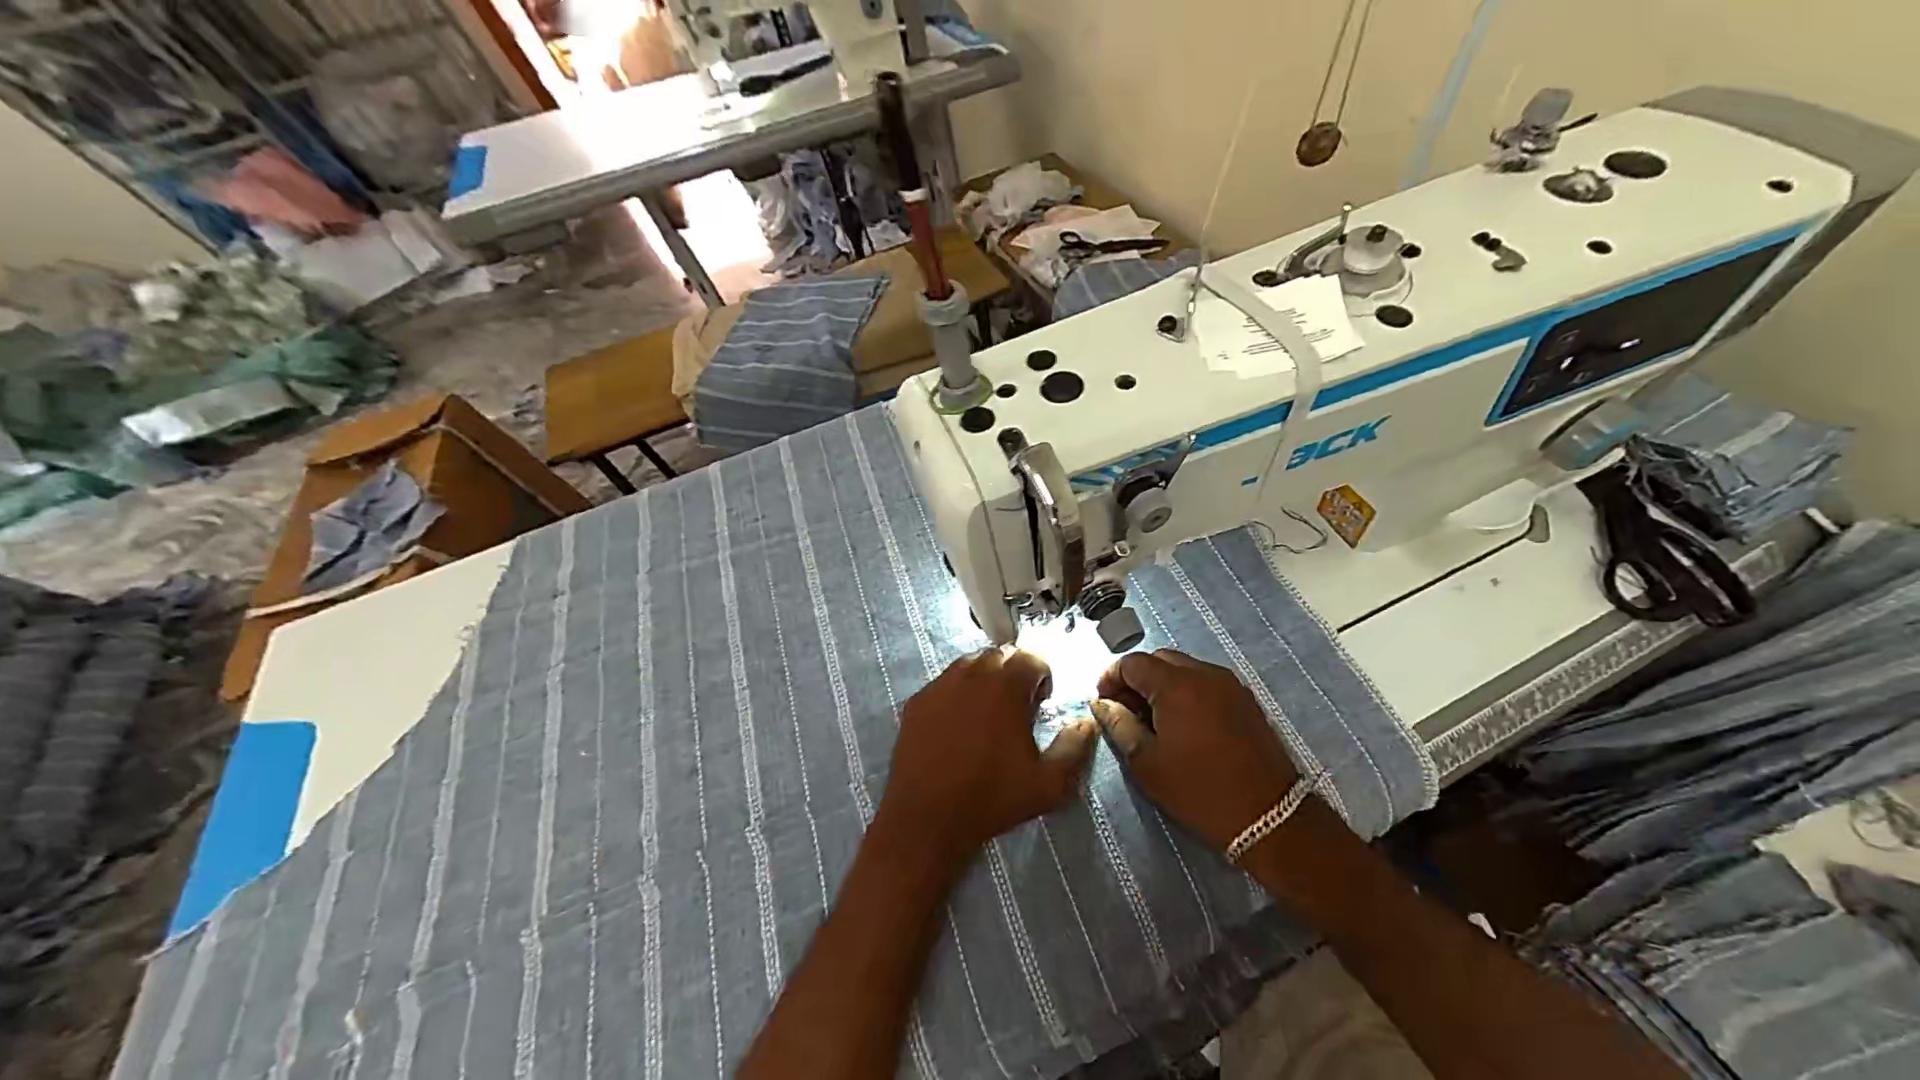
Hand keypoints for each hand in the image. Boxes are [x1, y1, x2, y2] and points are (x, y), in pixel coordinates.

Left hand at [878, 648, 1097, 865]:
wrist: (926, 817)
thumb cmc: (991, 798)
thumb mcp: (1049, 784)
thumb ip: (1074, 748)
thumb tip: (1086, 724)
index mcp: (1005, 686)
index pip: (1031, 658)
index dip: (1042, 678)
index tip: (1040, 706)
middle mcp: (970, 675)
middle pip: (999, 655)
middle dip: (1013, 673)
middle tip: (1017, 707)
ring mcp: (939, 686)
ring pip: (968, 665)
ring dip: (984, 679)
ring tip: (987, 714)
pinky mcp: (916, 702)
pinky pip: (943, 684)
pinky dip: (956, 694)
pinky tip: (957, 726)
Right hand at [1093, 650, 1300, 851]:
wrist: (1270, 817)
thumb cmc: (1199, 790)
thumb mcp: (1147, 763)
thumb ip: (1120, 725)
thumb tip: (1103, 705)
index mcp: (1177, 684)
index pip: (1132, 662)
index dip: (1110, 678)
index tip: (1103, 703)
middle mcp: (1205, 674)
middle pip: (1159, 660)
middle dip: (1136, 679)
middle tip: (1125, 711)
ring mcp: (1230, 685)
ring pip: (1184, 669)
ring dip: (1162, 686)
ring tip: (1153, 721)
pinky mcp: (1246, 701)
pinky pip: (1206, 683)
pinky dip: (1187, 693)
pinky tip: (1182, 725)